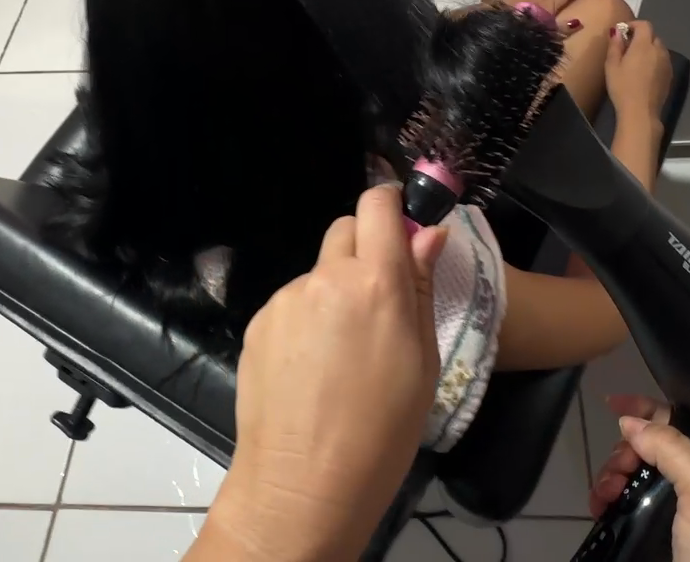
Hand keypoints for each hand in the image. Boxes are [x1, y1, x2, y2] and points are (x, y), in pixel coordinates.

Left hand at [196, 186, 447, 561]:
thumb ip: (421, 285)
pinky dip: (306, 318)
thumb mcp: (423, 359)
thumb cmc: (383, 430)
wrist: (303, 487)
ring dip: (334, 289)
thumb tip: (430, 231)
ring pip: (318, 270)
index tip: (400, 223)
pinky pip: (292, 302)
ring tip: (341, 350)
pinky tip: (310, 366)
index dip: (390, 203)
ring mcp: (286, 299)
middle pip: (345, 229)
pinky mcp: (259, 322)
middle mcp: (325, 277)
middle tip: (377, 298)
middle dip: (364, 249)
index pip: (377, 204)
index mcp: (375, 282)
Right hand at [593, 396, 689, 561]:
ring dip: (611, 474)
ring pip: (632, 475)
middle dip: (625, 449)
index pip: (681, 426)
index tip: (613, 404)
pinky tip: (599, 505)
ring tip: (604, 494)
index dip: (648, 410)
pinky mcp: (649, 537)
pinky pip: (622, 504)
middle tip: (618, 469)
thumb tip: (630, 422)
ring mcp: (672, 517)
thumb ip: (673, 448)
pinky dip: (606, 498)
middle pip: (650, 449)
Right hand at [605, 20, 671, 120]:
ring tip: (635, 60)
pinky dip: (654, 60)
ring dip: (648, 49)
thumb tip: (617, 31)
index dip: (634, 24)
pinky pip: (662, 60)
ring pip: (659, 48)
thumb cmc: (622, 87)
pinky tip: (644, 73)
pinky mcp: (669, 75)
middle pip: (652, 36)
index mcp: (644, 45)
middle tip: (626, 47)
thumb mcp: (611, 65)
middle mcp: (659, 50)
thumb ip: (615, 45)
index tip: (623, 32)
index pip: (645, 25)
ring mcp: (666, 63)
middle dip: (641, 37)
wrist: (641, 112)